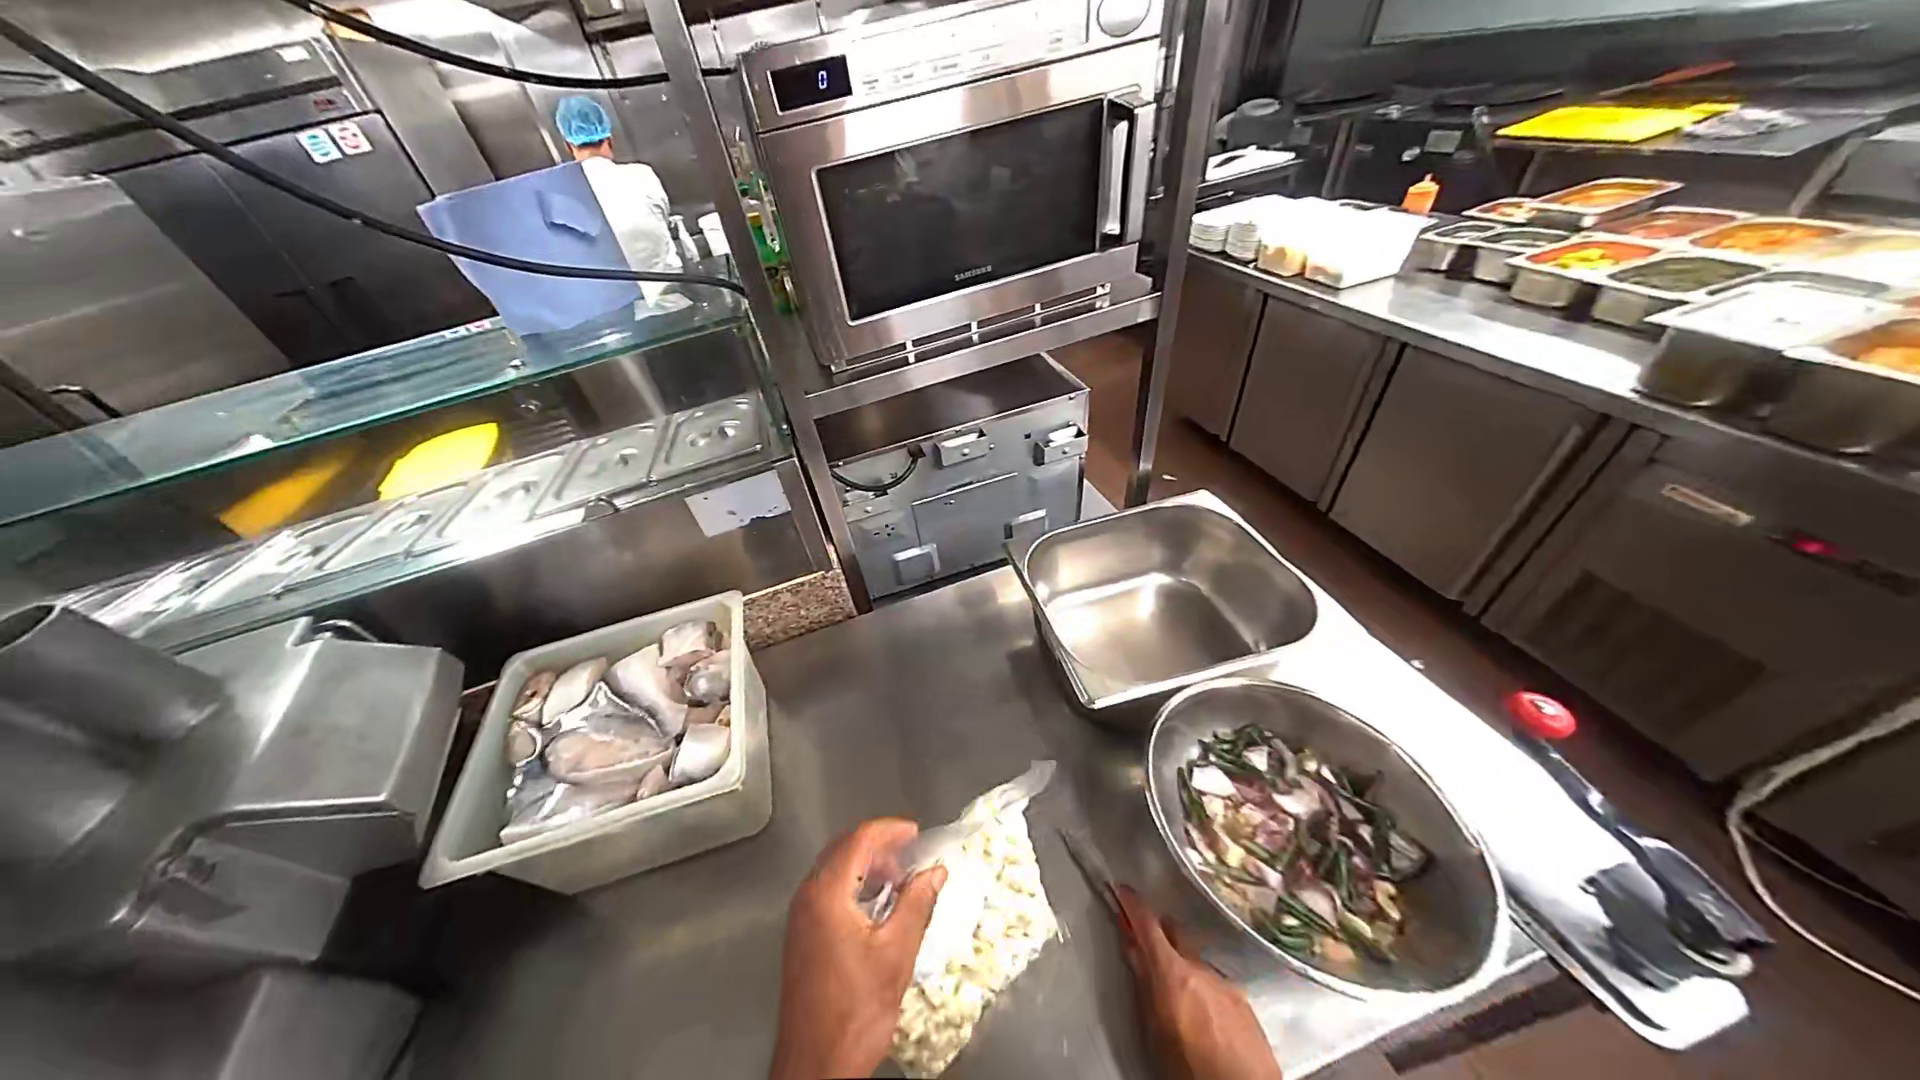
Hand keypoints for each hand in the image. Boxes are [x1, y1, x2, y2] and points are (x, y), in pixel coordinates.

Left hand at [771, 819, 947, 1079]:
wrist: (816, 1065)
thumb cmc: (854, 1014)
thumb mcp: (896, 953)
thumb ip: (916, 904)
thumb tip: (934, 873)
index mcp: (827, 895)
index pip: (859, 839)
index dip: (890, 830)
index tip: (916, 833)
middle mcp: (807, 898)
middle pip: (844, 848)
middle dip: (880, 845)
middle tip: (911, 854)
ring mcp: (800, 916)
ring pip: (835, 868)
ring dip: (868, 864)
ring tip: (899, 879)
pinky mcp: (802, 935)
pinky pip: (829, 890)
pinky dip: (855, 884)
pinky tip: (877, 904)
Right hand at [1116, 885, 1282, 1079]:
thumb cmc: (1192, 1069)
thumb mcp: (1155, 1031)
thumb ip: (1144, 987)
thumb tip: (1134, 953)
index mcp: (1173, 973)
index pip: (1148, 925)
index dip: (1132, 903)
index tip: (1122, 890)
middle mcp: (1200, 969)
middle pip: (1175, 934)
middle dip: (1158, 932)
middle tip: (1144, 942)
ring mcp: (1225, 983)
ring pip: (1196, 960)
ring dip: (1182, 965)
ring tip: (1174, 992)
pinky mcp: (1244, 1001)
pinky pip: (1215, 981)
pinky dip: (1202, 986)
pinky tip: (1202, 1012)